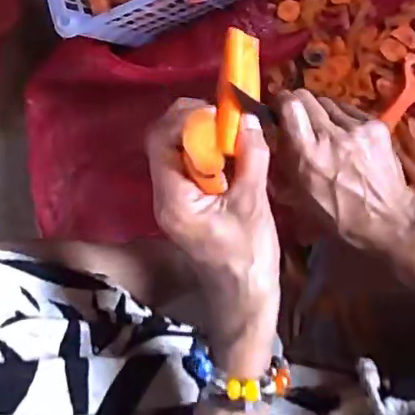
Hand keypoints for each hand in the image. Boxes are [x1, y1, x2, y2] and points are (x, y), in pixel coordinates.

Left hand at [147, 99, 279, 371]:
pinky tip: (226, 146)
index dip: (184, 118)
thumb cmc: (249, 260)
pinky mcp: (184, 198)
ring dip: (196, 130)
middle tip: (222, 115)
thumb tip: (247, 118)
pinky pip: (184, 160)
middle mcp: (163, 194)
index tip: (217, 112)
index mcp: (173, 199)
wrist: (244, 301)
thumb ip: (250, 159)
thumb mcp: (253, 206)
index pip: (160, 141)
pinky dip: (202, 145)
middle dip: (189, 119)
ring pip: (171, 147)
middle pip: (161, 139)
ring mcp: (171, 196)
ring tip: (226, 127)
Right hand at [275, 90, 414, 260]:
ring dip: (321, 112)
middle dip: (298, 103)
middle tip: (299, 118)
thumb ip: (281, 163)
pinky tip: (346, 136)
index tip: (277, 107)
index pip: (289, 104)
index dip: (280, 101)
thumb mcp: (297, 197)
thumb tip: (268, 136)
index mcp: (307, 152)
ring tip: (325, 130)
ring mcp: (355, 127)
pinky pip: (350, 110)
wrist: (389, 221)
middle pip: (306, 96)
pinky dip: (343, 118)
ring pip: (328, 102)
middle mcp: (330, 133)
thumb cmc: (338, 217)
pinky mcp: (375, 125)